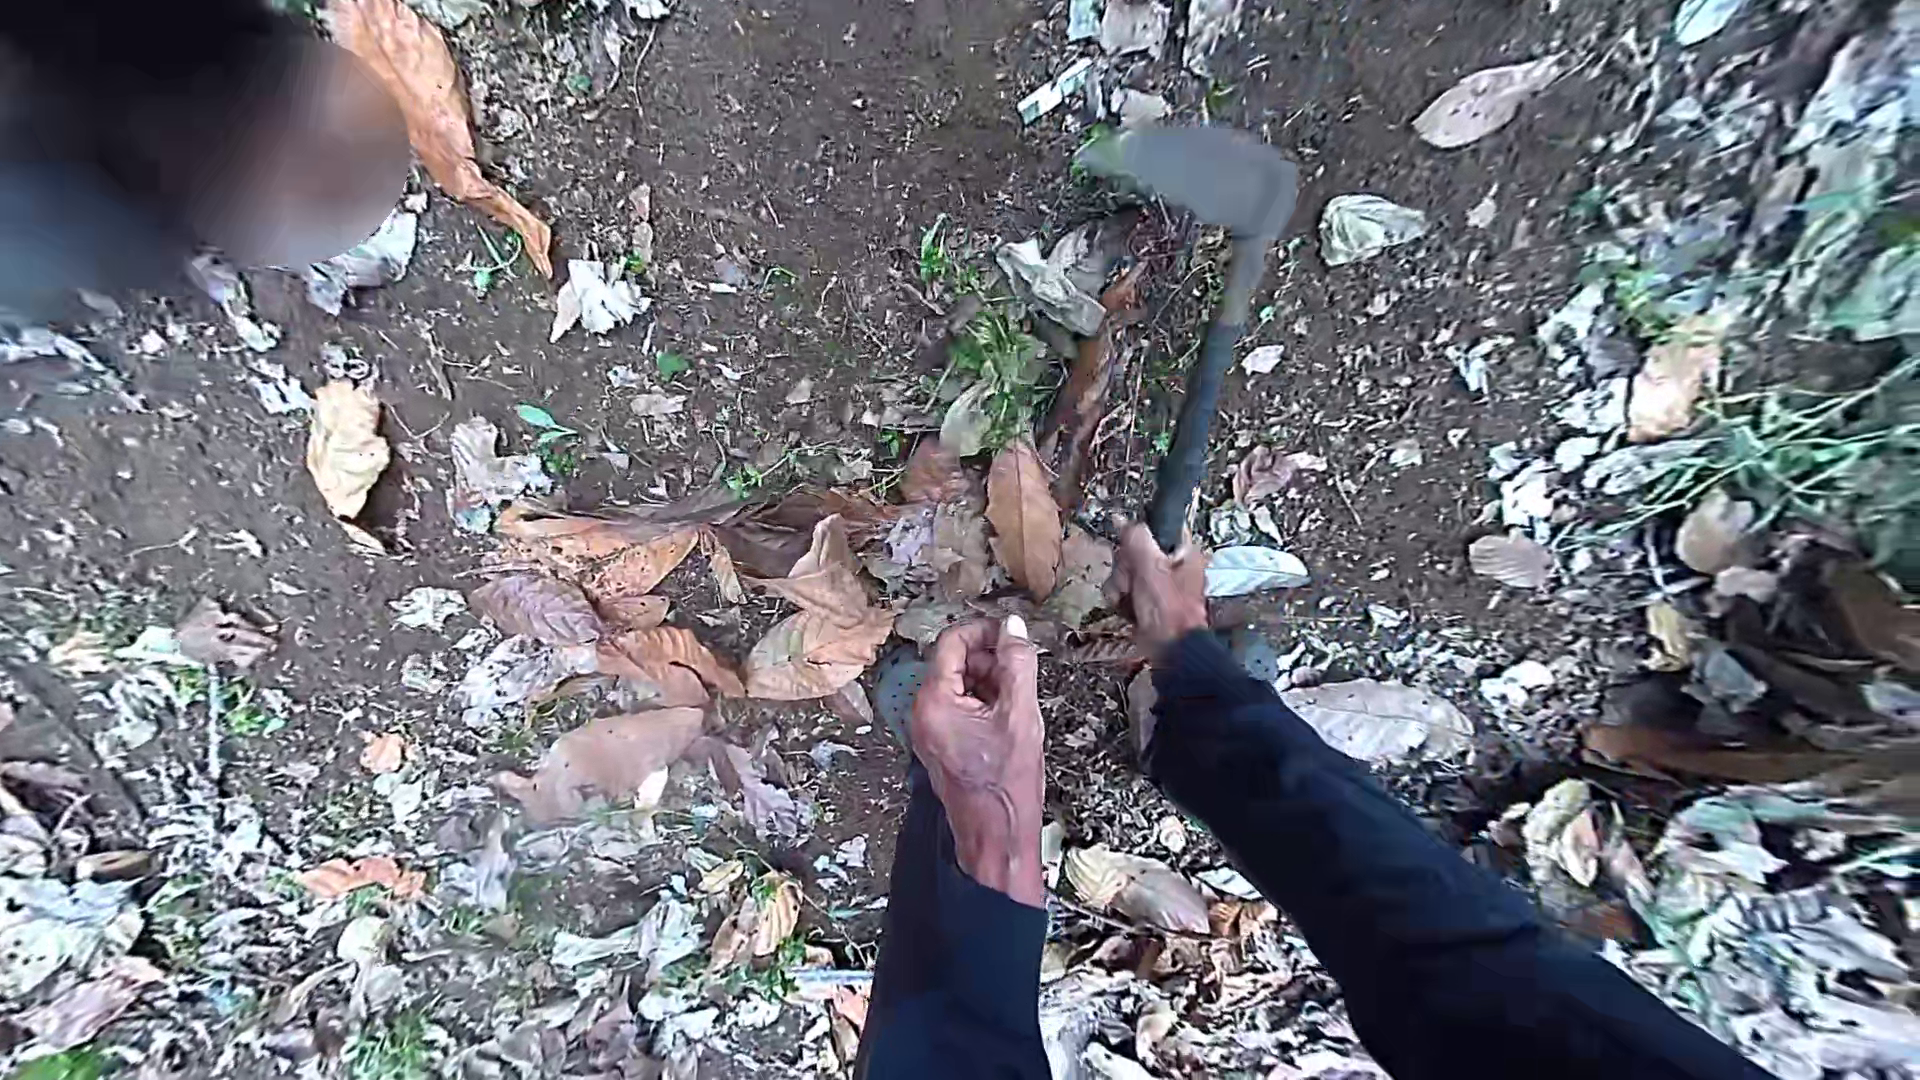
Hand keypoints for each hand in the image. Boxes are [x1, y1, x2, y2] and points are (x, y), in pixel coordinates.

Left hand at [911, 617, 1044, 908]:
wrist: (996, 840)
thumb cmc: (1007, 783)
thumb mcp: (1020, 715)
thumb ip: (1017, 664)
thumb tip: (1014, 626)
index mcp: (935, 701)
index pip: (952, 642)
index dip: (984, 631)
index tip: (1013, 634)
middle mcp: (924, 711)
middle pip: (956, 662)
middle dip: (990, 660)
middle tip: (1023, 674)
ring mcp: (930, 728)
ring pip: (961, 684)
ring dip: (991, 681)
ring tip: (1019, 702)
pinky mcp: (942, 742)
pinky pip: (961, 706)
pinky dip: (985, 702)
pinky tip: (1009, 719)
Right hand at [1114, 523, 1209, 659]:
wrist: (1169, 651)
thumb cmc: (1168, 612)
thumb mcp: (1150, 568)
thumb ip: (1137, 540)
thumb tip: (1123, 520)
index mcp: (1182, 552)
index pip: (1154, 529)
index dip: (1139, 539)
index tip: (1133, 552)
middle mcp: (1171, 564)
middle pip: (1133, 550)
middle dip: (1125, 567)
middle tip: (1132, 581)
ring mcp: (1157, 582)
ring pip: (1125, 569)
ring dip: (1119, 584)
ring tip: (1128, 598)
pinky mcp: (1145, 598)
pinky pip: (1123, 587)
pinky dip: (1119, 596)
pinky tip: (1124, 605)